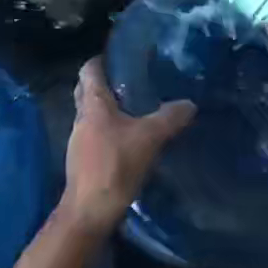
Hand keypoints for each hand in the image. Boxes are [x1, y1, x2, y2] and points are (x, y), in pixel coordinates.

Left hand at [59, 57, 194, 232]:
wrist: (89, 211)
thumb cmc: (115, 165)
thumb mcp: (149, 138)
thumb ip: (169, 118)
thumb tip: (190, 103)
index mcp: (92, 103)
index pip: (89, 69)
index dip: (101, 60)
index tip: (120, 57)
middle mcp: (81, 116)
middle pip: (86, 89)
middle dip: (104, 83)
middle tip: (130, 81)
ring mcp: (78, 139)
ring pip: (90, 113)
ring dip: (107, 108)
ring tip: (134, 108)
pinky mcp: (82, 159)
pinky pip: (94, 133)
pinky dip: (108, 129)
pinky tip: (127, 138)